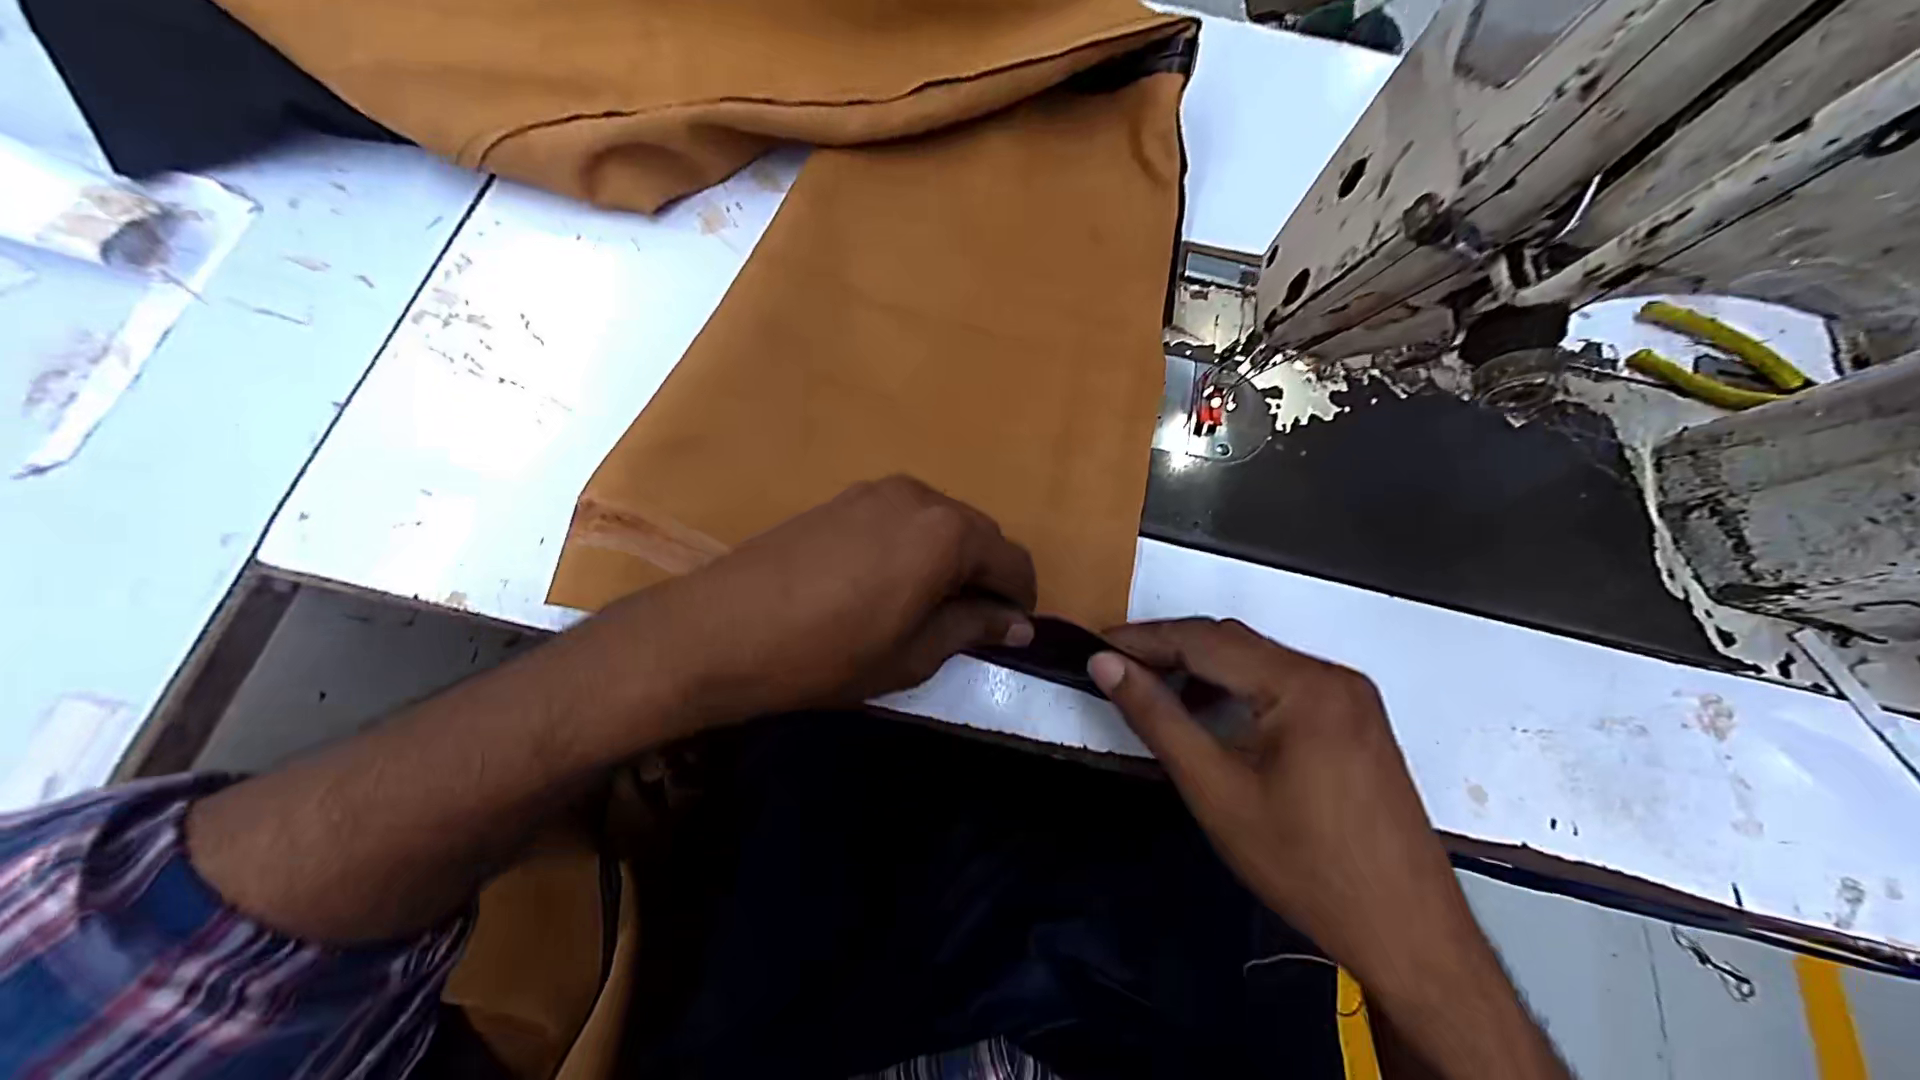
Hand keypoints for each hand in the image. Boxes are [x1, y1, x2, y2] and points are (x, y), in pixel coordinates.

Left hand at [586, 476, 1036, 736]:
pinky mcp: (843, 498)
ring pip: (940, 524)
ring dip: (950, 560)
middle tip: (972, 625)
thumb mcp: (911, 654)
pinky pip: (902, 518)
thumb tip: (1017, 624)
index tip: (1013, 633)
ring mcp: (876, 491)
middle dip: (986, 577)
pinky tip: (889, 584)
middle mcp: (919, 497)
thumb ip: (972, 629)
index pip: (1012, 560)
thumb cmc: (827, 655)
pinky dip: (915, 547)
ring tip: (928, 606)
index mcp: (946, 533)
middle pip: (978, 534)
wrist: (720, 630)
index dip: (1021, 600)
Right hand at [1089, 618, 1451, 979]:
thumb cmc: (1307, 867)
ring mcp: (1350, 697)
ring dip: (1201, 667)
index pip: (1205, 639)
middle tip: (1116, 666)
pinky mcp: (1354, 720)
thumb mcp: (1215, 790)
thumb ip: (1156, 717)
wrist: (1406, 935)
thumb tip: (1107, 666)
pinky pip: (1280, 683)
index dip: (1143, 639)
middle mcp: (1332, 676)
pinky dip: (1235, 688)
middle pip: (1233, 642)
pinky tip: (1208, 713)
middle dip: (1169, 649)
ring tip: (1152, 688)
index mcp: (1304, 685)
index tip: (1098, 645)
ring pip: (1256, 660)